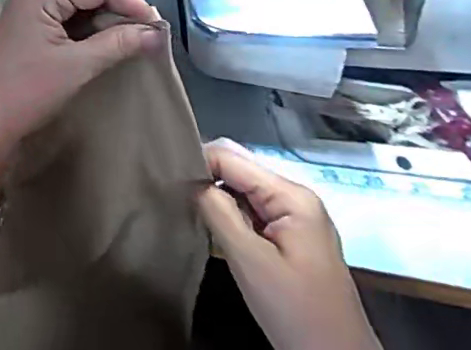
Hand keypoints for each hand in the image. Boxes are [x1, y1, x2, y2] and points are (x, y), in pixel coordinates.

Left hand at [0, 0, 166, 206]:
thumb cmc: (28, 91)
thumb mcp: (77, 66)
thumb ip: (118, 43)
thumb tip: (156, 32)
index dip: (131, 2)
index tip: (159, 25)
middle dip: (120, 10)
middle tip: (151, 34)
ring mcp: (29, 6)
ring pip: (80, 4)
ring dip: (106, 20)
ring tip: (136, 39)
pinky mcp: (30, 24)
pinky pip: (68, 17)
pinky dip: (89, 29)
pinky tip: (109, 43)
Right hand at [196, 138, 379, 349]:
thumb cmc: (298, 314)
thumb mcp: (251, 262)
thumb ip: (220, 213)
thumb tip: (194, 181)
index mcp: (291, 196)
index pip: (232, 157)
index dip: (199, 164)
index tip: (172, 183)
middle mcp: (296, 197)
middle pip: (239, 169)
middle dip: (207, 180)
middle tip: (178, 199)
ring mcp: (296, 218)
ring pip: (243, 191)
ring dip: (218, 199)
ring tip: (192, 213)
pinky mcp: (292, 238)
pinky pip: (253, 212)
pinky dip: (232, 217)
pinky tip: (215, 231)